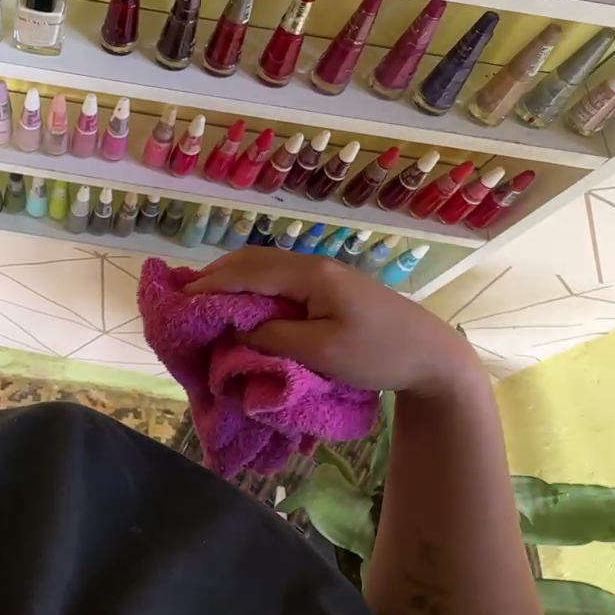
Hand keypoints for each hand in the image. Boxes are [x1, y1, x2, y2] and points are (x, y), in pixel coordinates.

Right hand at [184, 248, 483, 397]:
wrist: (433, 354)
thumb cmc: (379, 354)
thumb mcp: (324, 352)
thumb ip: (275, 338)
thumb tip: (238, 331)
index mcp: (309, 275)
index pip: (248, 271)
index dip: (211, 283)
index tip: (180, 298)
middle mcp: (312, 265)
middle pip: (252, 259)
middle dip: (215, 274)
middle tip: (184, 294)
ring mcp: (322, 273)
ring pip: (265, 264)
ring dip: (232, 277)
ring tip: (205, 296)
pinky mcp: (329, 286)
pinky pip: (279, 276)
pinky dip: (252, 283)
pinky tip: (243, 299)